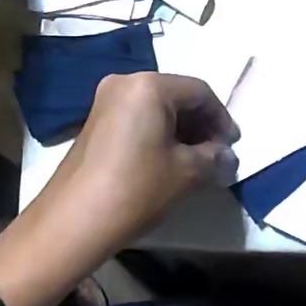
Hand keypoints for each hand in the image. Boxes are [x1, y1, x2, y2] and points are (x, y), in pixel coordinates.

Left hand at [31, 73, 237, 270]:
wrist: (72, 222)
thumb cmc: (136, 189)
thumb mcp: (186, 173)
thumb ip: (214, 158)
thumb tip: (227, 157)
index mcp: (149, 85)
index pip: (199, 92)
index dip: (222, 118)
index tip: (232, 146)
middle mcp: (124, 82)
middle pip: (176, 96)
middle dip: (201, 124)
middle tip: (217, 154)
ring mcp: (105, 102)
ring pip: (157, 108)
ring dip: (181, 130)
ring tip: (197, 161)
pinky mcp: (95, 122)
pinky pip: (138, 118)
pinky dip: (159, 133)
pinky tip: (169, 160)